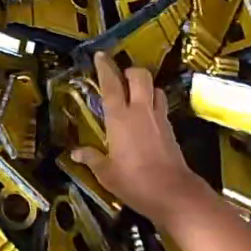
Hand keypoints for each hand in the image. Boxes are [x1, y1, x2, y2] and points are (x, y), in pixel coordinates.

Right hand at [71, 52, 212, 227]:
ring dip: (144, 86)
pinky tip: (145, 117)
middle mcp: (140, 111)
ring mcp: (158, 118)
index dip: (104, 67)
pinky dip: (153, 103)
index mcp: (119, 118)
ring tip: (134, 95)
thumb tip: (76, 152)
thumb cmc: (135, 182)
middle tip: (119, 77)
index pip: (110, 84)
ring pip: (154, 88)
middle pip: (139, 76)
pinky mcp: (170, 129)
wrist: (175, 194)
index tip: (100, 55)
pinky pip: (161, 106)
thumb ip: (91, 158)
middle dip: (129, 71)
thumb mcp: (106, 174)